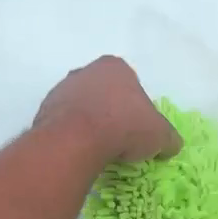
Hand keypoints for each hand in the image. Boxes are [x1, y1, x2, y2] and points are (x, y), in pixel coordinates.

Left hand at [33, 56, 182, 164]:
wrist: (77, 139)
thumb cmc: (124, 126)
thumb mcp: (161, 136)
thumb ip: (169, 138)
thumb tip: (172, 145)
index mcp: (115, 67)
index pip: (132, 85)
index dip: (138, 108)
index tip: (140, 129)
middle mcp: (86, 70)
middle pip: (106, 93)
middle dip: (113, 113)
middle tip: (122, 140)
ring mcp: (63, 88)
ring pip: (84, 107)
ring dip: (93, 124)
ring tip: (102, 149)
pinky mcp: (45, 109)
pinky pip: (67, 122)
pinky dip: (76, 135)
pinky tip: (84, 151)